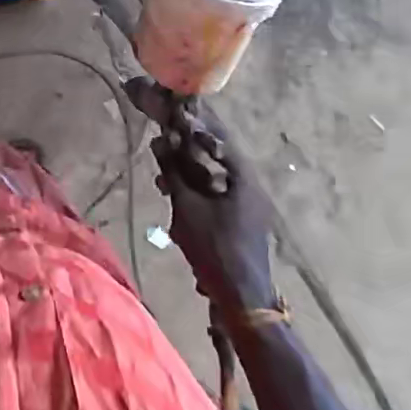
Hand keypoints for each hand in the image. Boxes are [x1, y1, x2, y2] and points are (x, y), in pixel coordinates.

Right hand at [152, 120, 276, 315]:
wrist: (243, 297)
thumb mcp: (187, 206)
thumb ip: (172, 171)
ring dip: (188, 167)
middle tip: (165, 133)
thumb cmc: (215, 247)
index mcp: (244, 178)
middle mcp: (251, 185)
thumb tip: (159, 141)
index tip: (173, 112)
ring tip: (162, 165)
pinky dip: (196, 184)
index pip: (219, 137)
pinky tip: (172, 188)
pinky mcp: (241, 218)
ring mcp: (248, 203)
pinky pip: (216, 190)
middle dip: (189, 145)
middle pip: (217, 154)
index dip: (195, 123)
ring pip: (215, 173)